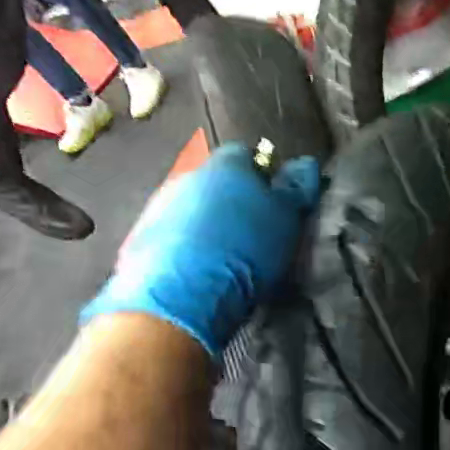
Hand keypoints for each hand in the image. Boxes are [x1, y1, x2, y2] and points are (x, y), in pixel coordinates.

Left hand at [82, 143, 321, 356]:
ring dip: (208, 226)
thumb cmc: (245, 250)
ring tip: (226, 260)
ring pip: (194, 208)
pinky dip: (187, 248)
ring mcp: (161, 205)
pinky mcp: (141, 238)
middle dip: (234, 203)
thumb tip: (307, 164)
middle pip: (218, 182)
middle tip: (254, 235)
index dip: (265, 177)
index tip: (277, 203)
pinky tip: (200, 272)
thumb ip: (296, 191)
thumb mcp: (285, 222)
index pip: (248, 155)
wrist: (182, 295)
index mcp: (226, 164)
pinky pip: (173, 236)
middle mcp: (189, 174)